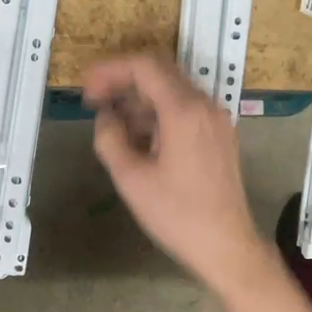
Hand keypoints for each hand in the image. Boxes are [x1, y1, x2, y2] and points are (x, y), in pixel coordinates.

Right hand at [84, 54, 272, 290]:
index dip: (109, 71)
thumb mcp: (131, 179)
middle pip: (160, 74)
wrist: (225, 244)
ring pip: (172, 92)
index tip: (86, 89)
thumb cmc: (176, 215)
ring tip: (112, 125)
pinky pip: (184, 111)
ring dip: (139, 100)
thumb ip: (110, 140)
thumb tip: (105, 118)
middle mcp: (204, 106)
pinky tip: (139, 139)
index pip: (144, 67)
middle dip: (123, 82)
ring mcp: (216, 120)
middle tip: (94, 102)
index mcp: (183, 111)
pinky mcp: (219, 137)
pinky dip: (157, 115)